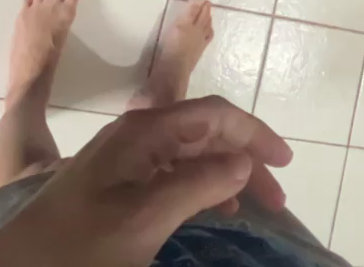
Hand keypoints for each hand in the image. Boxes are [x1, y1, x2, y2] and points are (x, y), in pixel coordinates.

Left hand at [0, 95, 291, 266]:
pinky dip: (203, 185)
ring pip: (192, 151)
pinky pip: (174, 172)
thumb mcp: (144, 220)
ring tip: (254, 202)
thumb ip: (197, 184)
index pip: (213, 114)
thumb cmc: (78, 248)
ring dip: (227, 170)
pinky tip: (217, 206)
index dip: (254, 133)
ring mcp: (127, 159)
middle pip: (206, 130)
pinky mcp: (119, 186)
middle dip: (245, 154)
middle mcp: (138, 135)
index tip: (285, 164)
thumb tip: (243, 159)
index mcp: (144, 131)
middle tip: (276, 195)